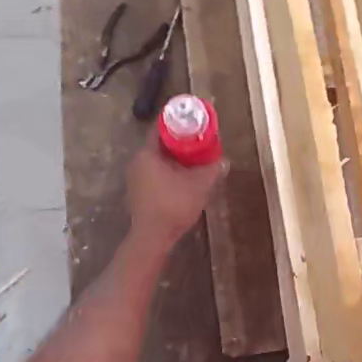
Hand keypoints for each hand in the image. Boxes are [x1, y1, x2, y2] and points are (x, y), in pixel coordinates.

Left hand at [126, 126, 225, 249]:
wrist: (154, 236)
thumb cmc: (173, 204)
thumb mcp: (200, 184)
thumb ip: (212, 169)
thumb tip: (224, 160)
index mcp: (147, 154)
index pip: (161, 129)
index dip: (179, 124)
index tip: (195, 124)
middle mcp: (138, 162)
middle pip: (162, 145)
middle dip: (182, 143)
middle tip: (201, 143)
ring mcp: (137, 178)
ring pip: (160, 161)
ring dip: (178, 159)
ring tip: (198, 161)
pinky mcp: (140, 192)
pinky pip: (157, 173)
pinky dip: (172, 172)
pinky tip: (187, 179)